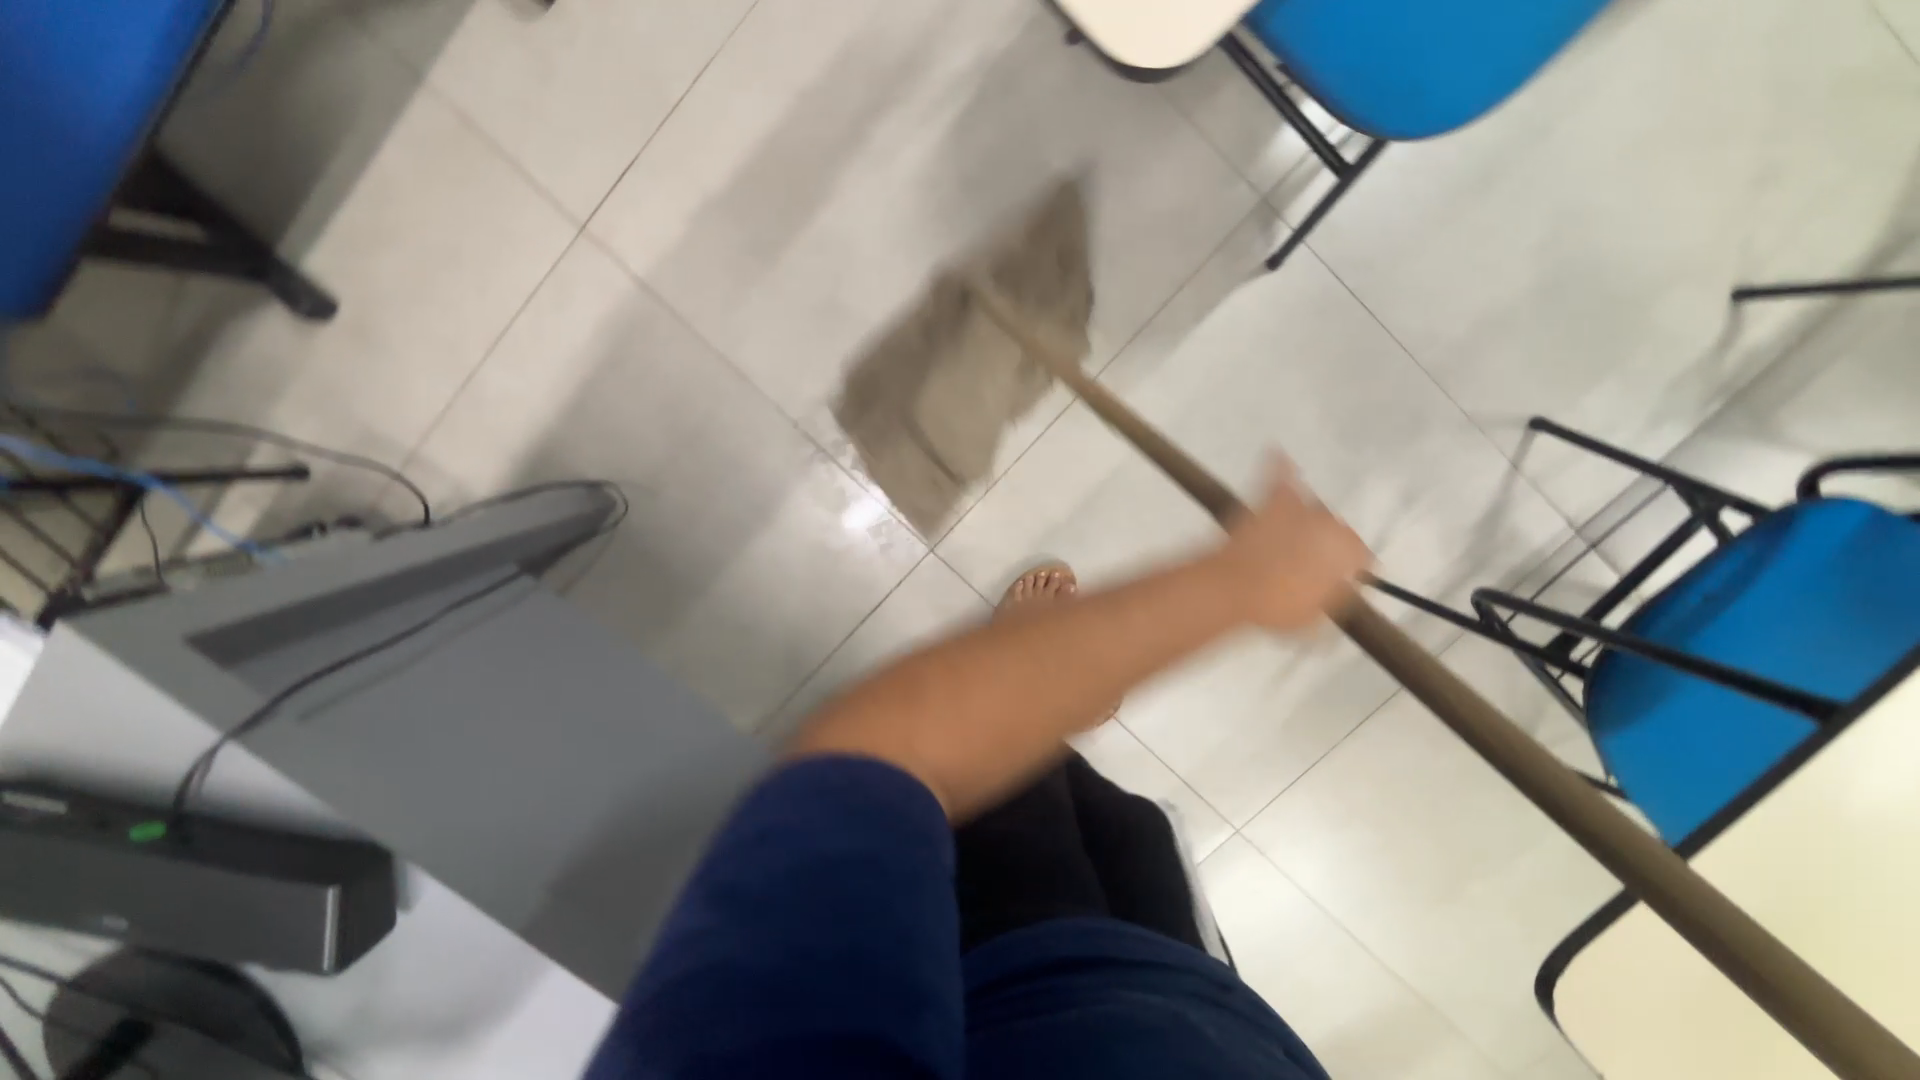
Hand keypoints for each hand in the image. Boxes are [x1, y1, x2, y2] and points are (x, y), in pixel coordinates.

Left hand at [1214, 458, 1370, 631]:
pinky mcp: (1266, 501)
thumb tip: (1343, 587)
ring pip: (1310, 509)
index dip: (1352, 566)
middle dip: (1325, 543)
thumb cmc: (1275, 607)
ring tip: (1293, 535)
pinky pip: (1276, 475)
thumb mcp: (1314, 616)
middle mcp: (1327, 522)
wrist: (1232, 586)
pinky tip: (1278, 452)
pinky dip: (1278, 465)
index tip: (1344, 576)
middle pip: (1334, 529)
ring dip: (1305, 519)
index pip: (1360, 553)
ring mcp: (1296, 508)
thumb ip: (1334, 597)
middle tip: (1308, 563)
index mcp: (1346, 550)